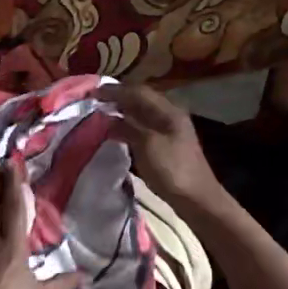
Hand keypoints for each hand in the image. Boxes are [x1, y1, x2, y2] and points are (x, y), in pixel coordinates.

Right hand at [103, 84, 223, 206]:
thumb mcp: (147, 144)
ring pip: (141, 113)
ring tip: (101, 113)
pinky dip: (127, 125)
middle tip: (95, 101)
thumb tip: (107, 117)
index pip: (138, 91)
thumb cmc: (171, 169)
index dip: (114, 90)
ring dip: (122, 111)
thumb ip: (127, 126)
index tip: (92, 93)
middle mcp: (169, 116)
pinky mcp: (165, 145)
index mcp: (168, 111)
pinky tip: (115, 131)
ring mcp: (168, 130)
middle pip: (140, 100)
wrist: (195, 198)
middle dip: (117, 98)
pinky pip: (142, 127)